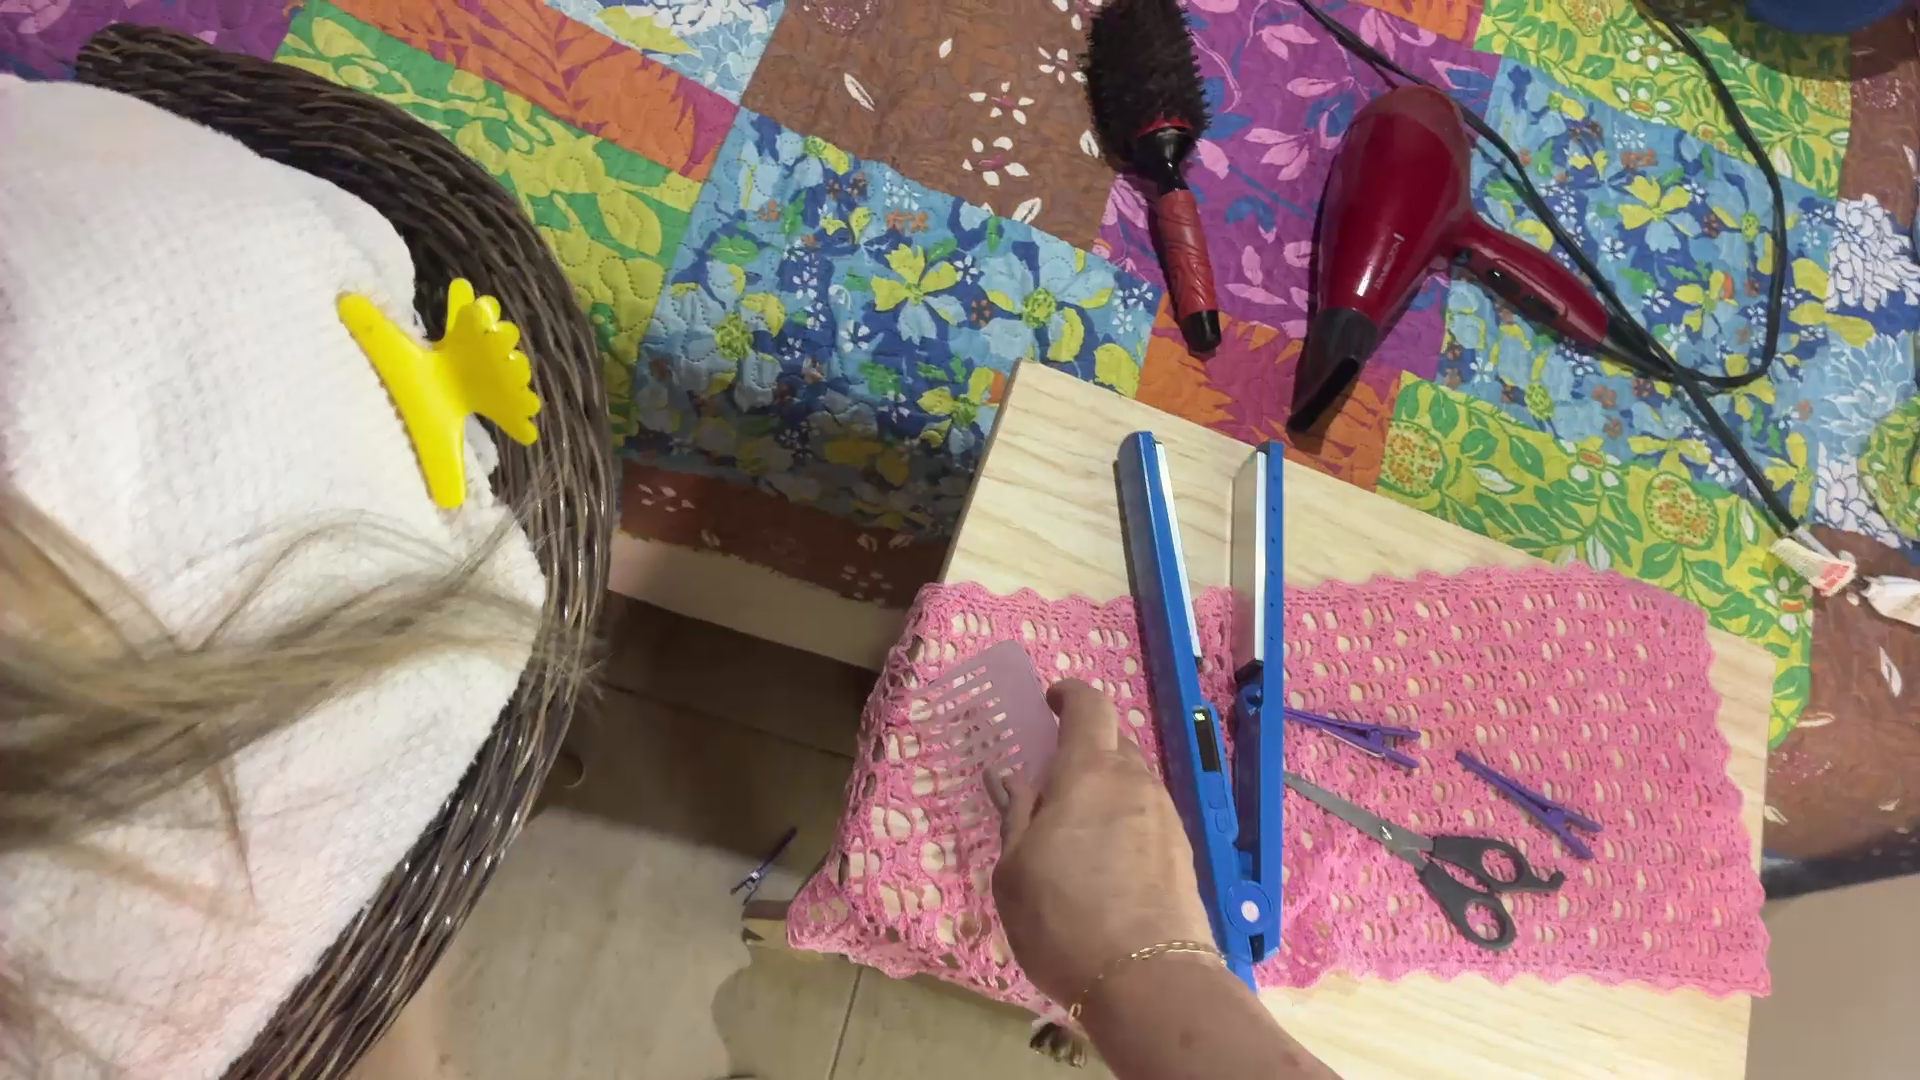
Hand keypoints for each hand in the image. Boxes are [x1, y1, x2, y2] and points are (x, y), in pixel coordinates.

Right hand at [991, 679, 1214, 1004]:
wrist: (1149, 983)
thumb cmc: (1063, 918)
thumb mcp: (1013, 869)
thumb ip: (1015, 814)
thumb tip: (1013, 778)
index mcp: (1088, 772)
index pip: (1090, 706)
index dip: (1070, 695)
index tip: (1050, 702)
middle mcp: (1133, 781)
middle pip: (1112, 742)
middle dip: (1083, 750)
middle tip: (1054, 785)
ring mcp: (1164, 815)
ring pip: (1131, 780)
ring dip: (1104, 788)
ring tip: (1079, 832)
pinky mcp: (1182, 850)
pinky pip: (1146, 813)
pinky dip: (1124, 818)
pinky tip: (1108, 862)